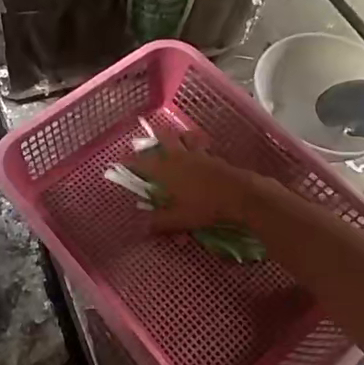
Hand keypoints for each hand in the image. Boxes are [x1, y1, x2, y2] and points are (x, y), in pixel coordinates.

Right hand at [128, 132, 258, 232]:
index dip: (130, 161)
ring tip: (178, 139)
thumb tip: (144, 227)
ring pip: (186, 138)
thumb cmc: (205, 207)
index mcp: (165, 170)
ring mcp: (199, 155)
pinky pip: (202, 148)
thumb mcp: (179, 219)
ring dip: (180, 137)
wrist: (241, 196)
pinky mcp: (215, 158)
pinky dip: (198, 147)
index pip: (141, 163)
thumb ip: (160, 222)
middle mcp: (179, 158)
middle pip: (165, 139)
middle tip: (150, 139)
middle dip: (156, 137)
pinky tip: (201, 155)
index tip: (121, 160)